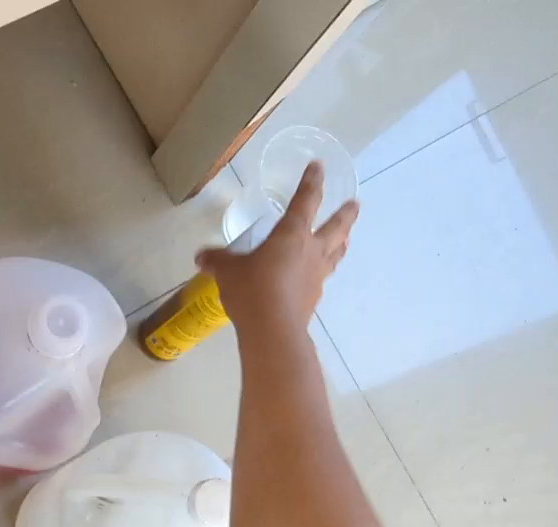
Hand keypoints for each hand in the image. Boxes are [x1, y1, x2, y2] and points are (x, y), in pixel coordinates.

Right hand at [197, 161, 357, 331]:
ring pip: (336, 253)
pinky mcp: (312, 299)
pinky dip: (322, 274)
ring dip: (342, 243)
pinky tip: (318, 278)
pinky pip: (322, 280)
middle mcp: (311, 250)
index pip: (306, 200)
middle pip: (336, 226)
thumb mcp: (228, 271)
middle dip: (345, 213)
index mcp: (292, 234)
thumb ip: (217, 260)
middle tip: (355, 204)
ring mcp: (316, 276)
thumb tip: (201, 256)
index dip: (312, 181)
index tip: (318, 166)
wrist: (272, 329)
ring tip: (346, 238)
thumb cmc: (252, 290)